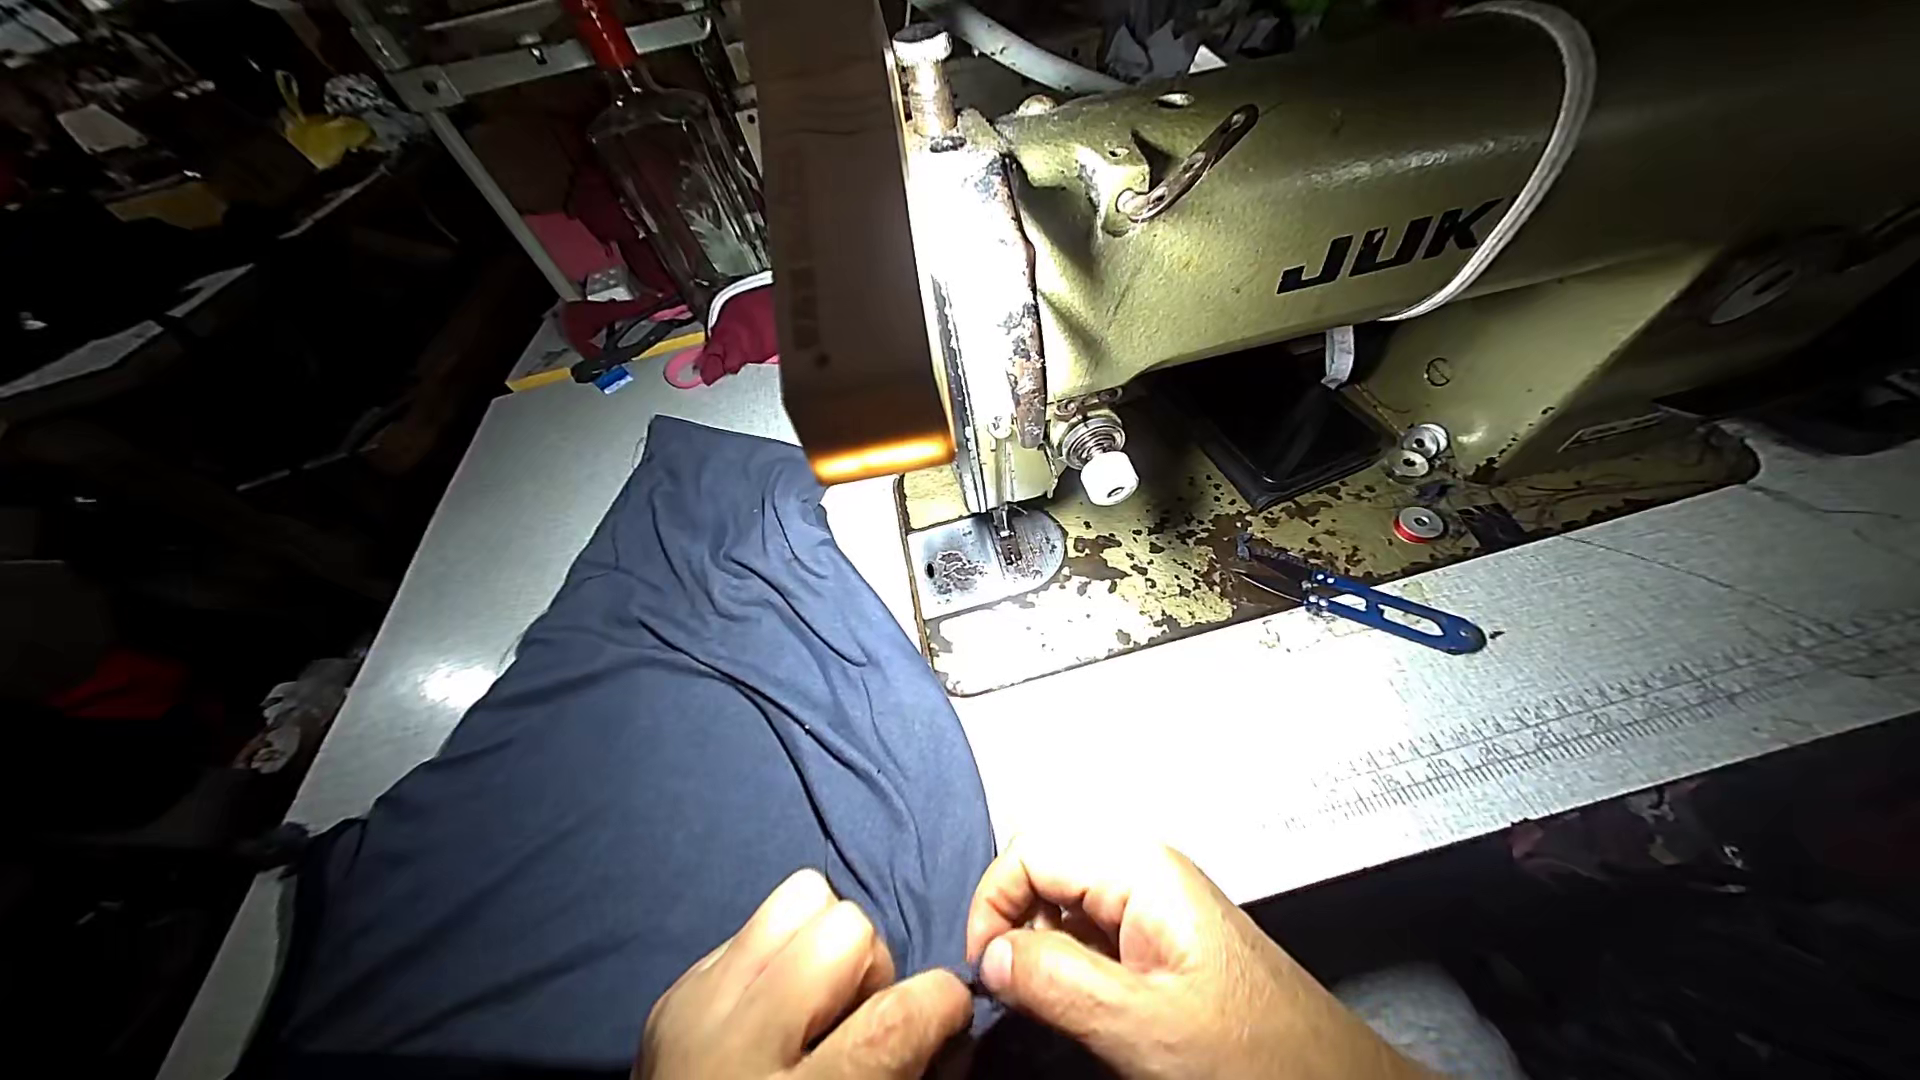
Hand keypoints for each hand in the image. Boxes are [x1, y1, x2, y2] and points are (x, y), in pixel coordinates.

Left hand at [640, 868, 970, 1078]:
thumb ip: (912, 1072)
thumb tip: (952, 1013)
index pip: (890, 1023)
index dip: (939, 1002)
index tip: (948, 1006)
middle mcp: (737, 1046)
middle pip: (844, 930)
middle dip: (868, 962)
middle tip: (856, 1012)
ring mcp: (698, 1006)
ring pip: (799, 895)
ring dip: (823, 937)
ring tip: (814, 994)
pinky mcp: (676, 989)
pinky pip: (757, 921)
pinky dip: (780, 951)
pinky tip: (769, 1005)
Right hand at [966, 835, 1435, 1079]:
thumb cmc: (1260, 1058)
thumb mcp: (1145, 1028)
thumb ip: (1057, 981)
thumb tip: (990, 955)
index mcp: (1139, 866)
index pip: (1031, 849)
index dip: (995, 903)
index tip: (986, 967)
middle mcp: (1142, 863)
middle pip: (1043, 861)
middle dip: (1014, 916)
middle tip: (1014, 983)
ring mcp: (1150, 891)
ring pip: (1061, 889)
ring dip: (1037, 936)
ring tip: (1048, 995)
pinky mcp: (1156, 923)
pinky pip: (1087, 916)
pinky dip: (1064, 949)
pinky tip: (1077, 994)